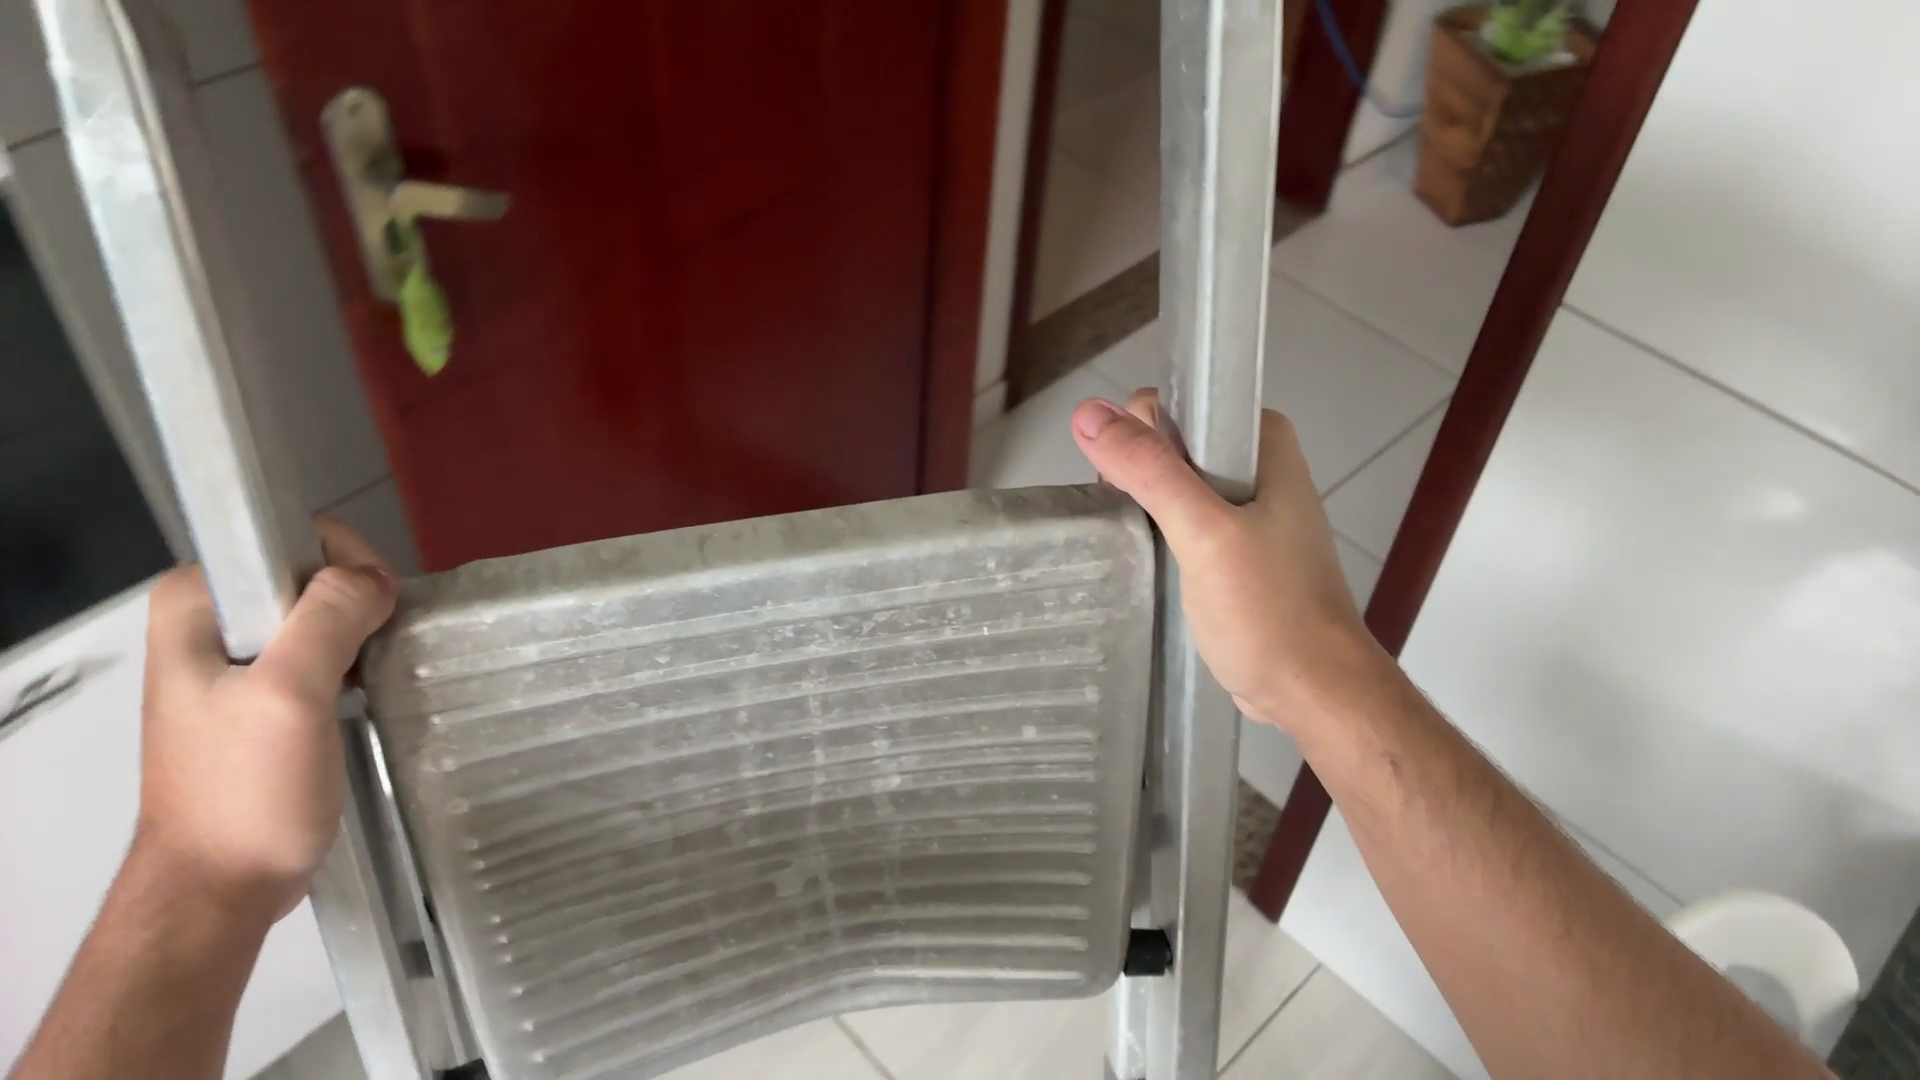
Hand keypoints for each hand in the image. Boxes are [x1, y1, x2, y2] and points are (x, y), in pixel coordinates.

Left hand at [136, 519, 396, 919]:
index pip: (283, 541)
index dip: (341, 563)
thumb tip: (373, 579)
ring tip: (373, 672)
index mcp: (194, 610)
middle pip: (309, 571)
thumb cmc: (248, 793)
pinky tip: (365, 687)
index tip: (371, 608)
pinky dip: (358, 656)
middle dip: (358, 599)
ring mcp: (237, 662)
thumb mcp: (289, 698)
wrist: (224, 884)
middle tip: (376, 646)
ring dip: (364, 631)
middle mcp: (210, 626)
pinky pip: (326, 647)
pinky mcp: (267, 694)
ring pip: (323, 610)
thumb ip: (325, 623)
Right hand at [1071, 391, 1388, 729]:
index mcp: (1262, 441)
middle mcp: (1256, 464)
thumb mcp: (1204, 533)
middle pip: (1169, 442)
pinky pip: (1179, 519)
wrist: (1312, 690)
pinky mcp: (1233, 547)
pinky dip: (1155, 530)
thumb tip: (1087, 412)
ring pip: (1170, 483)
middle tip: (1137, 523)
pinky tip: (1145, 558)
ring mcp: (1246, 509)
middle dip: (1136, 471)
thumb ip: (1149, 471)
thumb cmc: (1267, 611)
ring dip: (1141, 503)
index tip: (1128, 484)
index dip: (1140, 434)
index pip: (1178, 404)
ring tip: (1138, 545)